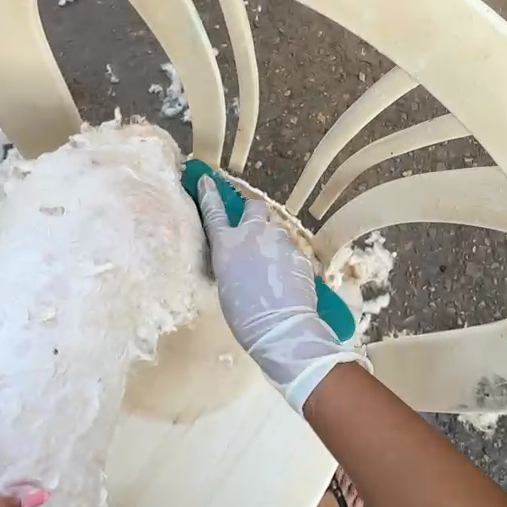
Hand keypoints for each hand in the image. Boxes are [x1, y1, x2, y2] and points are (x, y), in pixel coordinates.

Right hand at [197, 175, 367, 409]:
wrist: (282, 327)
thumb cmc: (244, 316)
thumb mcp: (226, 284)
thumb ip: (232, 261)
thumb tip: (241, 256)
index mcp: (226, 245)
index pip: (213, 212)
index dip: (209, 194)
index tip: (207, 179)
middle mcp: (253, 234)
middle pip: (254, 206)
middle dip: (254, 212)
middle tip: (254, 227)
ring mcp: (280, 240)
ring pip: (276, 227)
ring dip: (273, 238)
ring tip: (273, 263)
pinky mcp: (300, 252)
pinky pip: (291, 247)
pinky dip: (288, 257)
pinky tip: (288, 277)